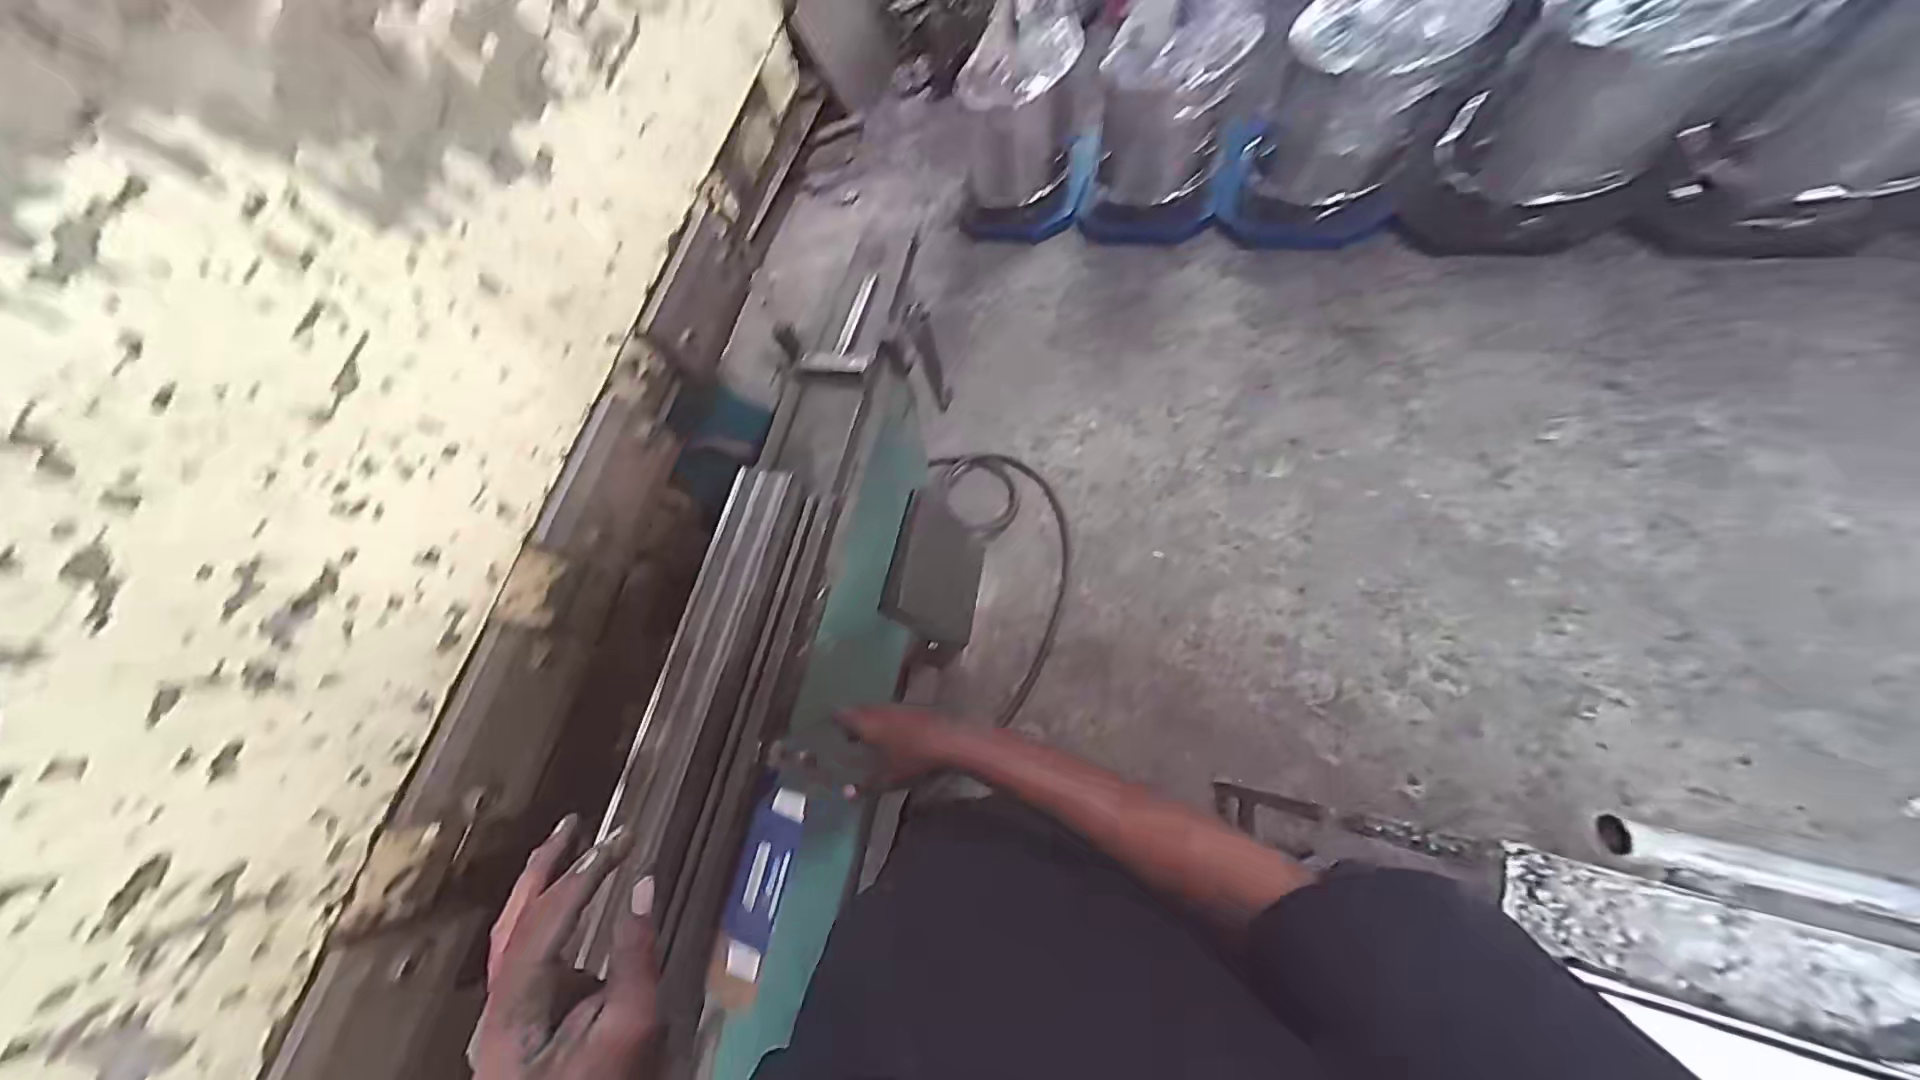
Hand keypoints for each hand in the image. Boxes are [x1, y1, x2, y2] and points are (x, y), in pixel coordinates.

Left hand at [472, 816, 661, 1079]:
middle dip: (543, 867)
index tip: (623, 839)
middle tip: (574, 823)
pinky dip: (547, 911)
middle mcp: (496, 1009)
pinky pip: (526, 950)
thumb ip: (637, 954)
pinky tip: (569, 897)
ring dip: (540, 885)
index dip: (584, 873)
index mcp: (514, 1010)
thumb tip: (644, 884)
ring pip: (511, 935)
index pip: (546, 919)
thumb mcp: (634, 1025)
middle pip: (512, 922)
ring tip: (569, 845)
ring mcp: (503, 1017)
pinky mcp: (520, 1021)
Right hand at [836, 706, 961, 791]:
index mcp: (867, 722)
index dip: (835, 722)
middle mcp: (880, 709)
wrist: (952, 739)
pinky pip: (894, 712)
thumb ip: (864, 786)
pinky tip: (896, 736)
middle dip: (853, 722)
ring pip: (878, 710)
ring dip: (872, 721)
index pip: (842, 715)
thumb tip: (846, 793)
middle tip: (848, 737)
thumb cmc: (914, 759)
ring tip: (871, 739)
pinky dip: (889, 721)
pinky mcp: (917, 708)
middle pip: (860, 710)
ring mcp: (900, 706)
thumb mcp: (887, 778)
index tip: (830, 732)